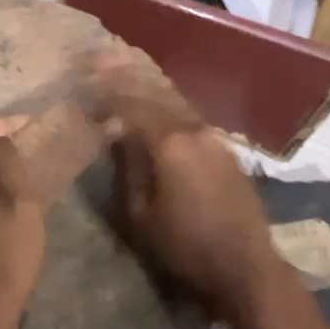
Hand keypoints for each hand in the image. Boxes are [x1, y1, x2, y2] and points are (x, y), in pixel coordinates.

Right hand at [87, 71, 281, 316]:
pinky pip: (189, 119)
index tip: (82, 87)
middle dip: (125, 77)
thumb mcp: (141, 216)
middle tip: (99, 60)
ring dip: (148, 90)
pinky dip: (167, 108)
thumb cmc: (186, 247)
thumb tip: (118, 137)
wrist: (247, 268)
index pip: (130, 105)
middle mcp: (194, 128)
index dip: (104, 94)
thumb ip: (127, 169)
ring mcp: (215, 137)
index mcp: (170, 141)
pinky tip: (157, 109)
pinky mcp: (227, 150)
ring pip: (175, 103)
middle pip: (155, 92)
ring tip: (124, 75)